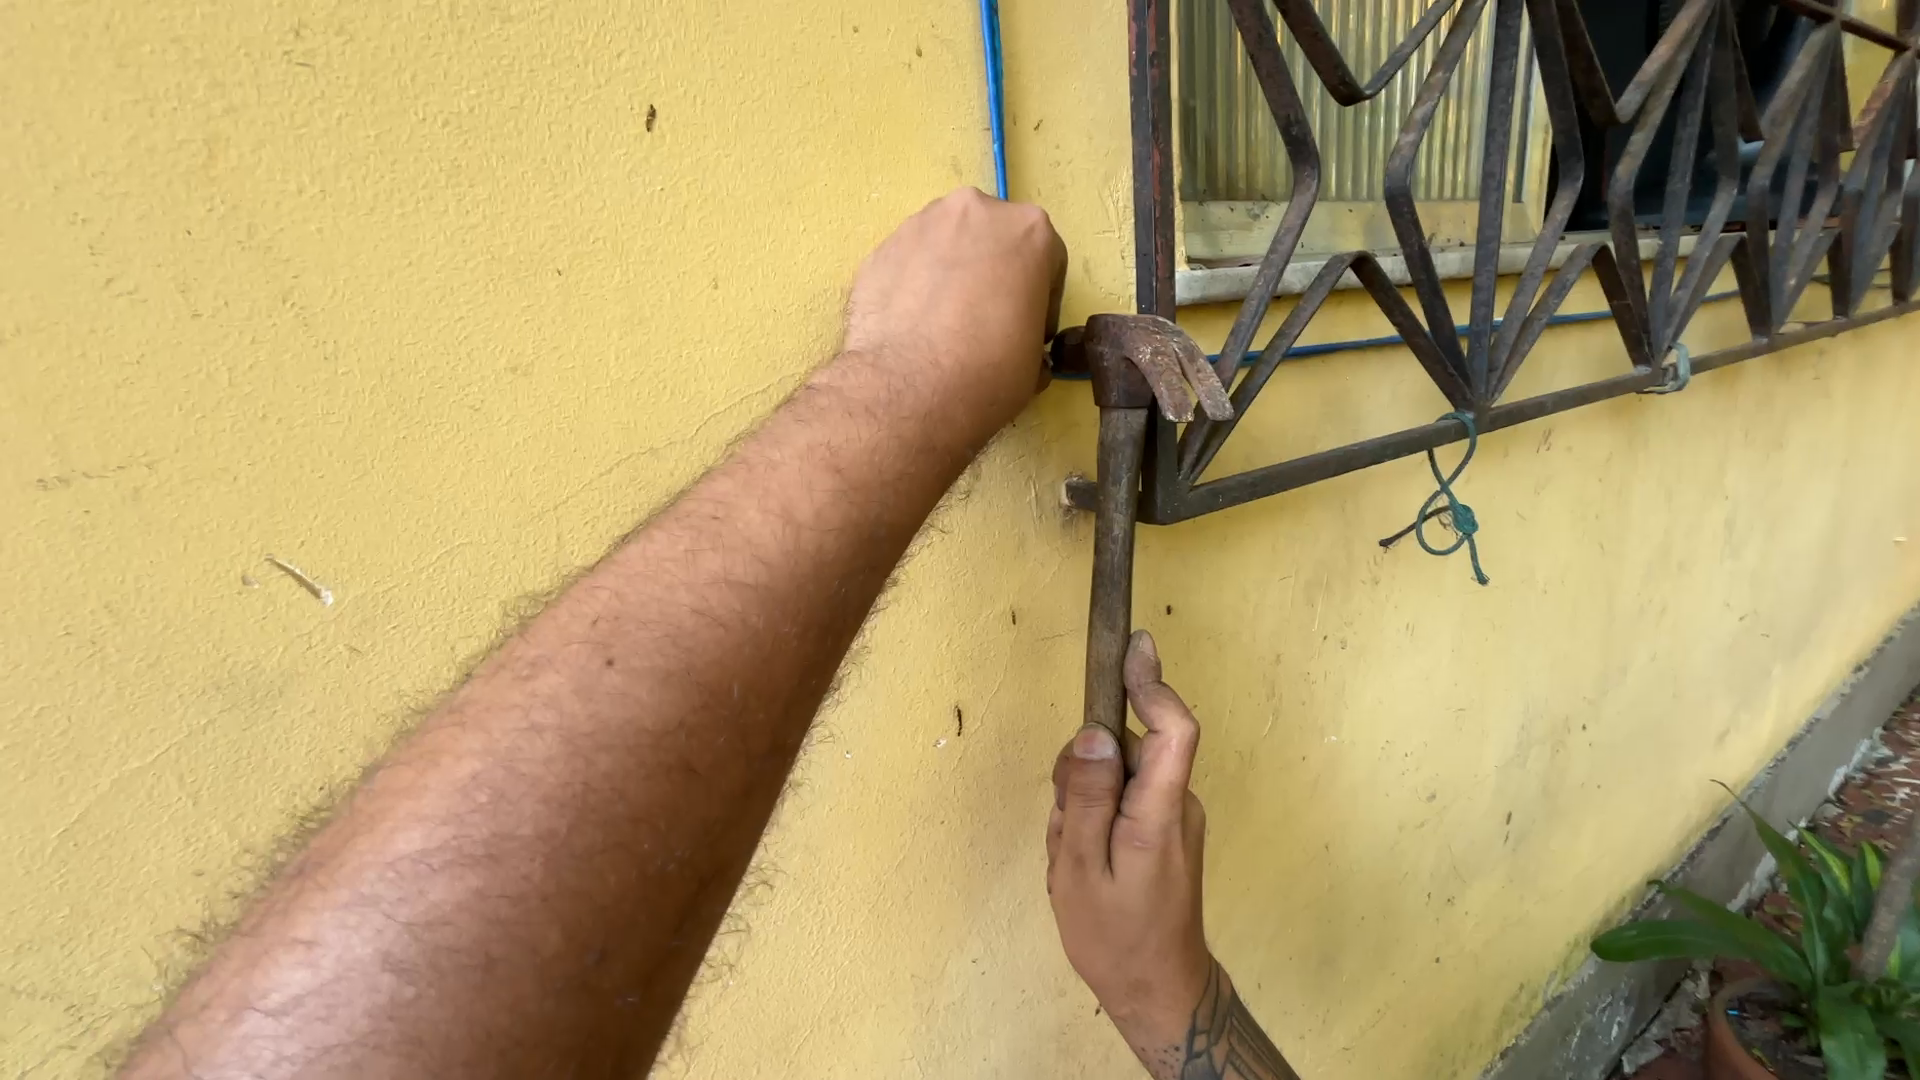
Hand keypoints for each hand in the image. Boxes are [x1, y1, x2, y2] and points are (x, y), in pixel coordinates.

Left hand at [842, 187, 1066, 431]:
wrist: (910, 390)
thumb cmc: (990, 373)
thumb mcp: (1034, 366)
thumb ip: (1032, 340)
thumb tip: (1022, 353)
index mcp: (1030, 231)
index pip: (1046, 262)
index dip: (1041, 302)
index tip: (1029, 331)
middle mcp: (976, 211)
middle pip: (992, 242)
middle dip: (992, 277)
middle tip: (985, 324)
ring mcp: (921, 225)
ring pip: (946, 247)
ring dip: (951, 278)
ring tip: (942, 326)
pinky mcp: (880, 249)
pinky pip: (907, 266)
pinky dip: (913, 289)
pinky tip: (911, 329)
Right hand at [1048, 631, 1214, 1069]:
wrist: (1160, 993)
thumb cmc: (1115, 938)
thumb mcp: (1078, 869)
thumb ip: (1086, 797)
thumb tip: (1093, 732)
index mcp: (1159, 811)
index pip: (1173, 730)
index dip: (1153, 683)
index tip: (1132, 647)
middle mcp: (1176, 803)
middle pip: (1128, 748)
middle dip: (1083, 771)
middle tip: (1061, 825)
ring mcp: (1174, 816)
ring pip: (1119, 774)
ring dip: (1085, 801)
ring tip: (1072, 855)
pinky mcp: (1166, 828)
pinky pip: (1125, 798)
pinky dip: (1097, 816)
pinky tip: (1084, 859)